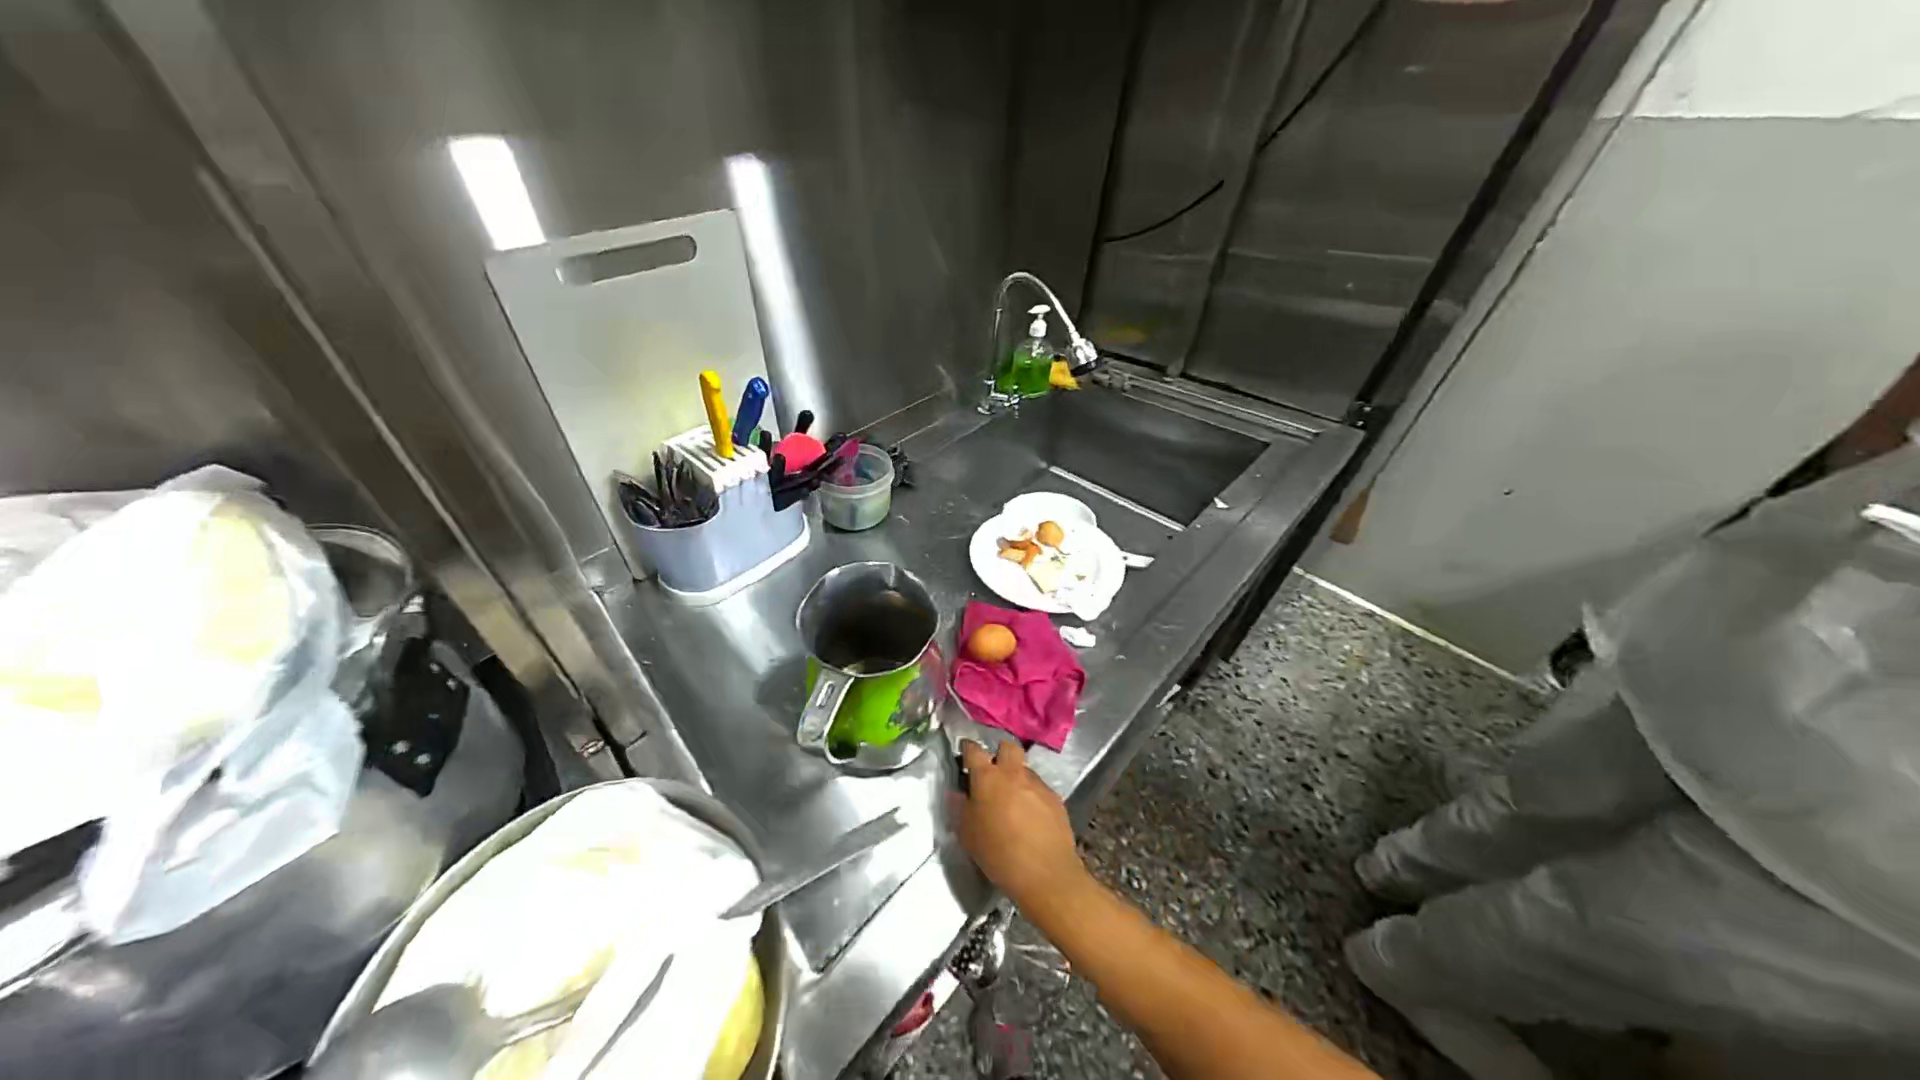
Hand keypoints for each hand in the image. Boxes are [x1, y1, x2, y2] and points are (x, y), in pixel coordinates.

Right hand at [958, 739, 1085, 904]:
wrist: (1045, 873)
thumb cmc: (998, 853)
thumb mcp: (968, 835)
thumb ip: (959, 809)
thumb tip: (956, 793)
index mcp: (988, 778)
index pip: (974, 750)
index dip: (968, 749)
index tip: (965, 754)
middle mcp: (1014, 773)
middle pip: (1007, 747)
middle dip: (999, 753)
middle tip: (993, 772)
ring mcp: (1037, 784)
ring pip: (1025, 768)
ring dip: (1017, 777)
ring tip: (1013, 800)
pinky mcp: (1055, 798)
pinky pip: (1039, 788)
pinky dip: (1032, 795)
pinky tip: (1031, 816)